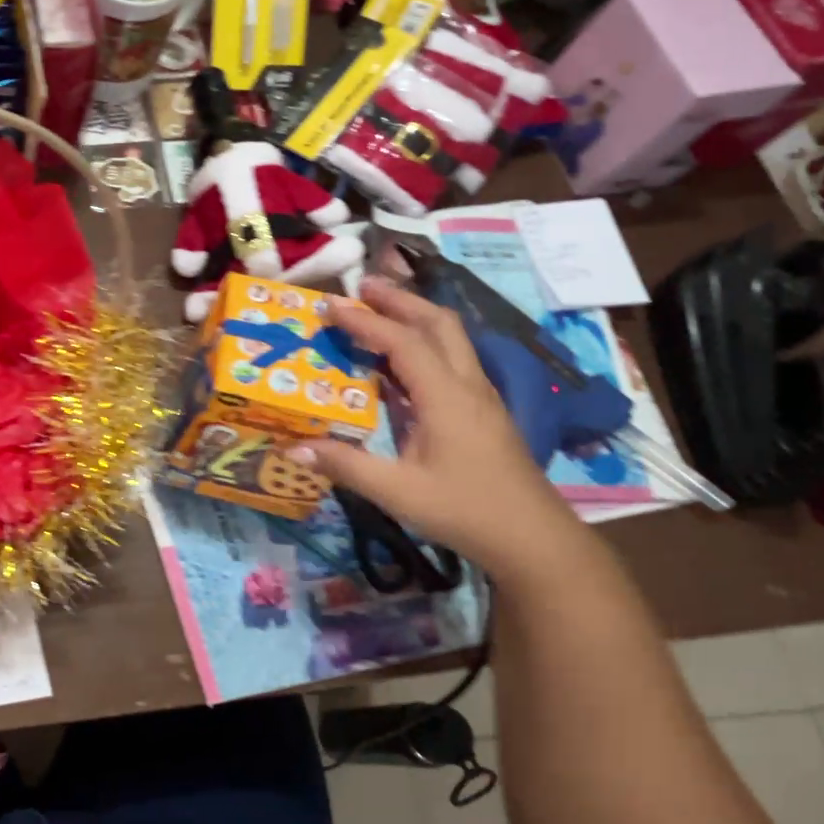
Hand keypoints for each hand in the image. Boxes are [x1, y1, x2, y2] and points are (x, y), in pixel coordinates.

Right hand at [295, 278, 585, 578]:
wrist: (530, 535)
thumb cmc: (464, 510)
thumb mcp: (396, 491)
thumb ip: (345, 466)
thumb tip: (293, 447)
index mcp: (446, 397)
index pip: (404, 342)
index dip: (366, 321)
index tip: (330, 306)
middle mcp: (467, 386)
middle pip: (438, 324)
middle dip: (400, 300)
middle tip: (361, 287)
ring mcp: (479, 397)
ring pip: (450, 339)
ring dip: (415, 317)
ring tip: (378, 310)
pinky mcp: (481, 412)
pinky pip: (450, 363)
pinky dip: (422, 346)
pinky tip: (398, 362)